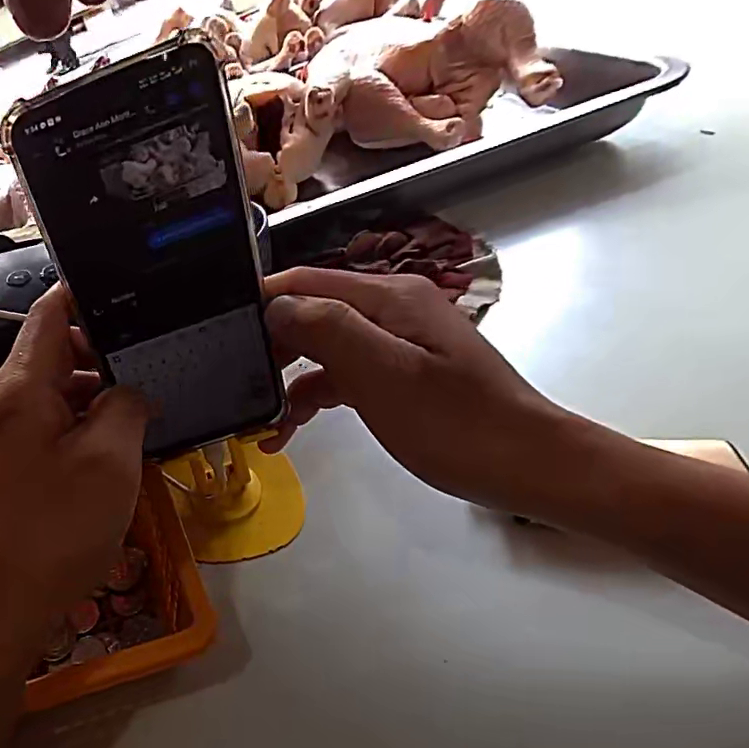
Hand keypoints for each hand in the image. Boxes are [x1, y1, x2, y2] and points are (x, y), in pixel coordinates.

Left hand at [0, 286, 149, 669]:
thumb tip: (131, 390)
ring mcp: (12, 434)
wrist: (0, 604)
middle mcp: (9, 401)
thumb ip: (126, 406)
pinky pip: (59, 424)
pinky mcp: (20, 464)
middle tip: (157, 360)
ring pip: (62, 390)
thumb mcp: (109, 459)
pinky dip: (91, 423)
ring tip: (150, 403)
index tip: (138, 296)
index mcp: (22, 385)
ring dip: (103, 392)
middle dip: (107, 349)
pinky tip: (126, 441)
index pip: (52, 311)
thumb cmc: (54, 530)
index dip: (91, 294)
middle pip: (59, 349)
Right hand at [261, 267, 601, 517]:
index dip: (262, 301)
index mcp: (388, 299)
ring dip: (289, 379)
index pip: (306, 281)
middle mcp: (390, 310)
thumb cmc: (457, 424)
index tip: (221, 331)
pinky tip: (294, 426)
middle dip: (272, 346)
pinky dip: (314, 396)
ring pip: (322, 348)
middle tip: (241, 382)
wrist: (526, 466)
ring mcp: (395, 342)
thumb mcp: (384, 375)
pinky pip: (342, 374)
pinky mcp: (397, 372)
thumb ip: (328, 330)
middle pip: (311, 312)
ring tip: (264, 419)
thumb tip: (276, 305)